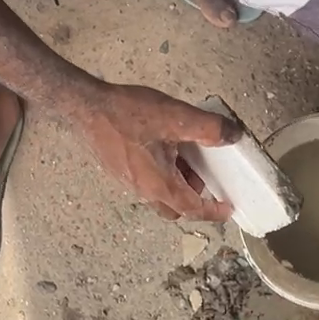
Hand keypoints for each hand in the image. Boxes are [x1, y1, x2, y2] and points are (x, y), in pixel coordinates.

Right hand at [62, 83, 239, 221]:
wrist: (86, 107)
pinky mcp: (119, 170)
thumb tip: (232, 136)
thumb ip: (209, 129)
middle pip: (175, 207)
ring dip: (178, 183)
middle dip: (194, 198)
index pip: (192, 209)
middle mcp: (143, 190)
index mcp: (160, 185)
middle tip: (207, 178)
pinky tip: (164, 146)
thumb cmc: (127, 114)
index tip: (227, 208)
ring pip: (160, 194)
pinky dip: (163, 173)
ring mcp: (128, 181)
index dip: (213, 212)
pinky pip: (147, 181)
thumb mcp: (176, 117)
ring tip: (187, 155)